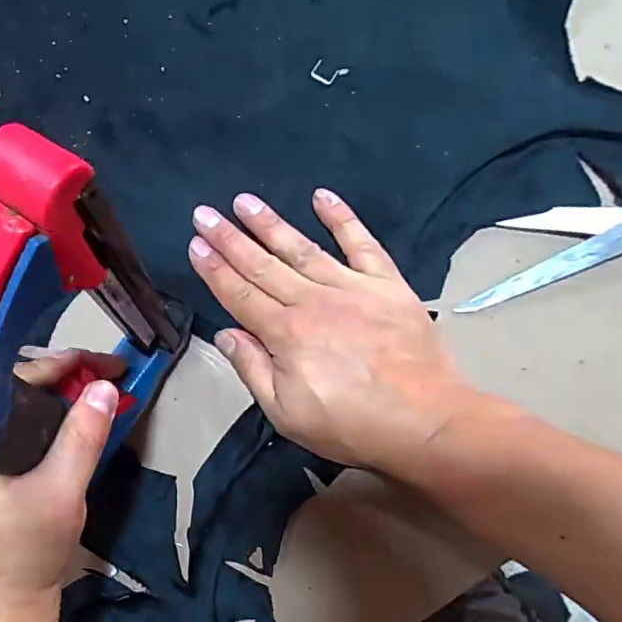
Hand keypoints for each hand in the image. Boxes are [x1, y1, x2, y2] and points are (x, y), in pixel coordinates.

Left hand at [0, 351, 124, 617]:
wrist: (14, 596)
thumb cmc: (29, 550)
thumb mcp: (62, 493)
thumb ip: (82, 439)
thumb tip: (103, 386)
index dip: (43, 367)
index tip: (85, 360)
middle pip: (4, 390)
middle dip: (56, 376)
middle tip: (103, 369)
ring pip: (11, 404)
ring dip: (55, 392)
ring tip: (95, 383)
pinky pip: (13, 424)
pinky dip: (46, 413)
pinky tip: (75, 407)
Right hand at [186, 188, 496, 473]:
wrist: (425, 421)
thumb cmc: (350, 425)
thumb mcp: (285, 413)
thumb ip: (253, 369)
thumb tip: (226, 334)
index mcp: (285, 334)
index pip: (240, 294)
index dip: (215, 268)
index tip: (196, 243)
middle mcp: (313, 302)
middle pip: (262, 265)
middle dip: (229, 238)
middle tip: (205, 213)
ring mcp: (352, 288)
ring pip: (302, 248)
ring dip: (270, 223)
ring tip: (245, 201)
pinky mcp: (387, 285)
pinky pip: (361, 244)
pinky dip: (342, 218)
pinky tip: (321, 197)